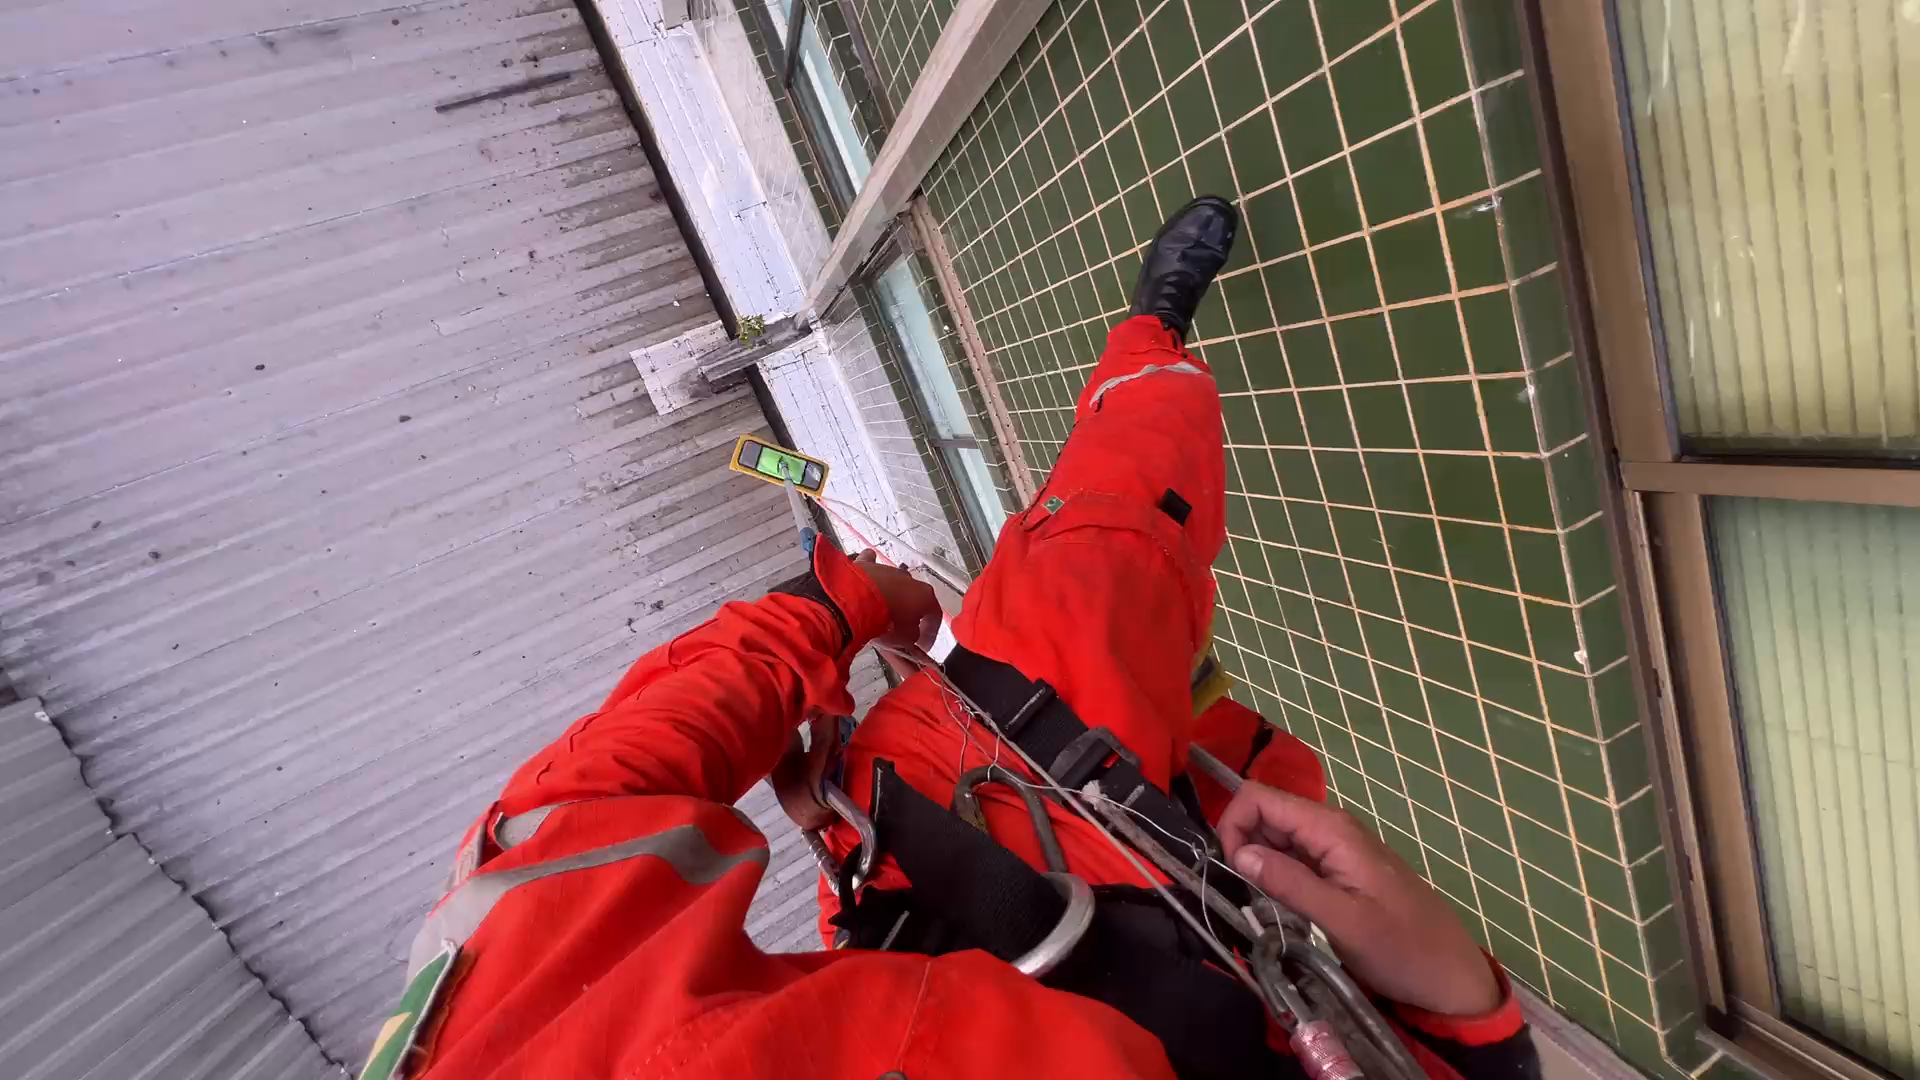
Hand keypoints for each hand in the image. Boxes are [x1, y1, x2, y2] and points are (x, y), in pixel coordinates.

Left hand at [852, 551, 940, 648]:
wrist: (856, 602)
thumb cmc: (885, 620)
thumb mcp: (904, 639)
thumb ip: (911, 638)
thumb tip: (910, 637)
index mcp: (925, 596)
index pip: (934, 615)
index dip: (930, 633)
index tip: (923, 645)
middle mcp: (910, 580)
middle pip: (914, 598)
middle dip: (910, 613)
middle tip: (902, 629)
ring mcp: (889, 571)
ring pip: (894, 584)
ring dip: (892, 597)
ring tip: (883, 613)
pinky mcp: (868, 566)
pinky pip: (872, 565)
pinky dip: (871, 573)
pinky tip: (868, 578)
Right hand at [1219, 781, 1501, 1015]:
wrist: (1454, 980)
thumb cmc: (1404, 949)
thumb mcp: (1346, 921)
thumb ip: (1290, 884)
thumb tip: (1238, 854)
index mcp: (1330, 828)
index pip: (1259, 797)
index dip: (1234, 823)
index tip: (1231, 867)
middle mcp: (1328, 826)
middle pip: (1264, 813)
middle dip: (1242, 843)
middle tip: (1245, 890)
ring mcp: (1332, 846)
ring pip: (1273, 834)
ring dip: (1257, 860)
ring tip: (1262, 900)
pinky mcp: (1335, 866)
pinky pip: (1290, 855)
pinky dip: (1274, 872)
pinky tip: (1280, 902)